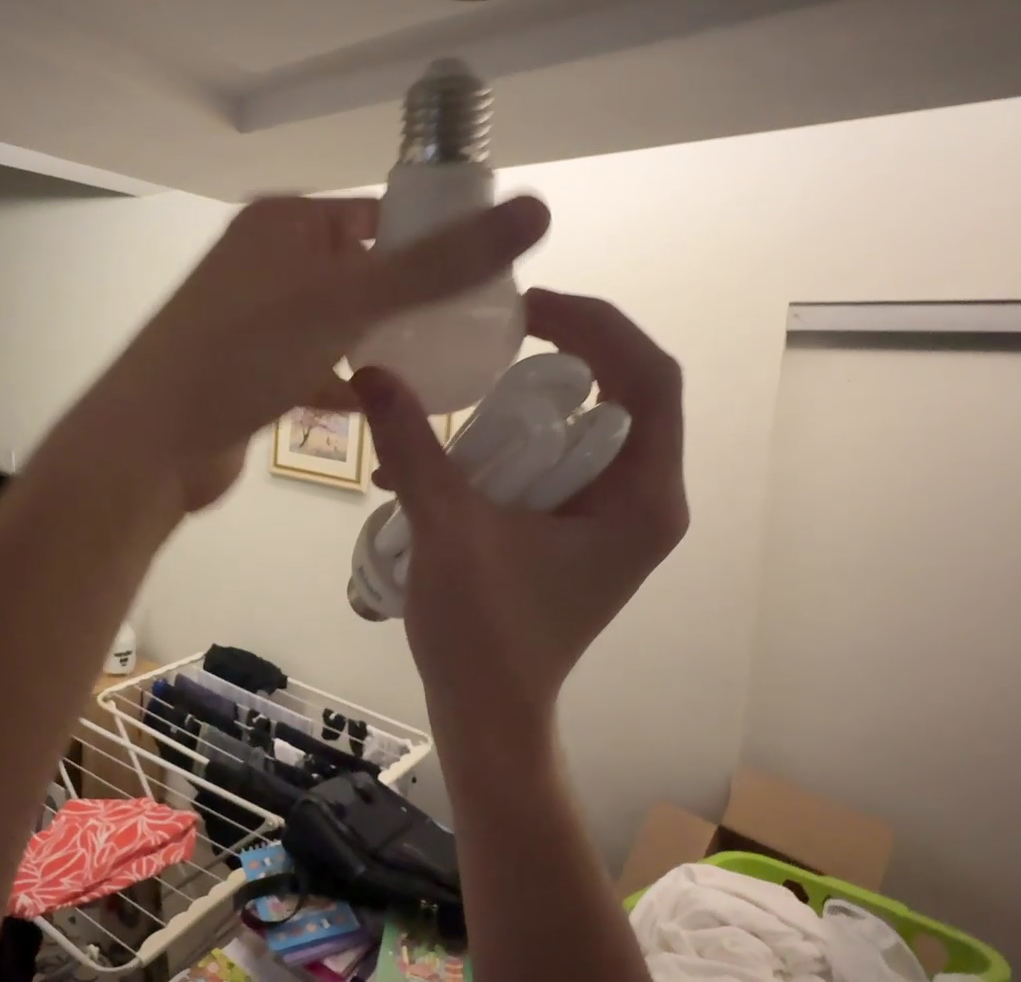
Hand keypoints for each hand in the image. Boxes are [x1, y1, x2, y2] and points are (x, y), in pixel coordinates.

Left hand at [82, 195, 550, 509]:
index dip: (433, 243)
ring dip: (379, 345)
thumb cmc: (244, 354)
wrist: (150, 443)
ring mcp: (253, 319)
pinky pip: (312, 367)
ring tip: (437, 367)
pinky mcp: (248, 371)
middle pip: (362, 272)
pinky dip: (342, 383)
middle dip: (410, 302)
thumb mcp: (349, 301)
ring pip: (337, 324)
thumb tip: (536, 211)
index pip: (379, 218)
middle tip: (470, 333)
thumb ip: (439, 264)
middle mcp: (266, 262)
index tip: (486, 284)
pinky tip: (376, 403)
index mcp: (285, 224)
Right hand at [353, 290, 688, 725]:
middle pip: (624, 392)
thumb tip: (370, 372)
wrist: (488, 712)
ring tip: (466, 385)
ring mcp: (613, 518)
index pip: (650, 377)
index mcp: (642, 497)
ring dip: (530, 397)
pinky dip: (513, 440)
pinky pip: (558, 460)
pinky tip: (449, 448)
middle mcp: (644, 499)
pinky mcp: (580, 532)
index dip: (596, 325)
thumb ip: (411, 445)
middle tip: (496, 331)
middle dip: (563, 351)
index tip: (528, 307)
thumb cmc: (485, 632)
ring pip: (587, 425)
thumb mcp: (447, 526)